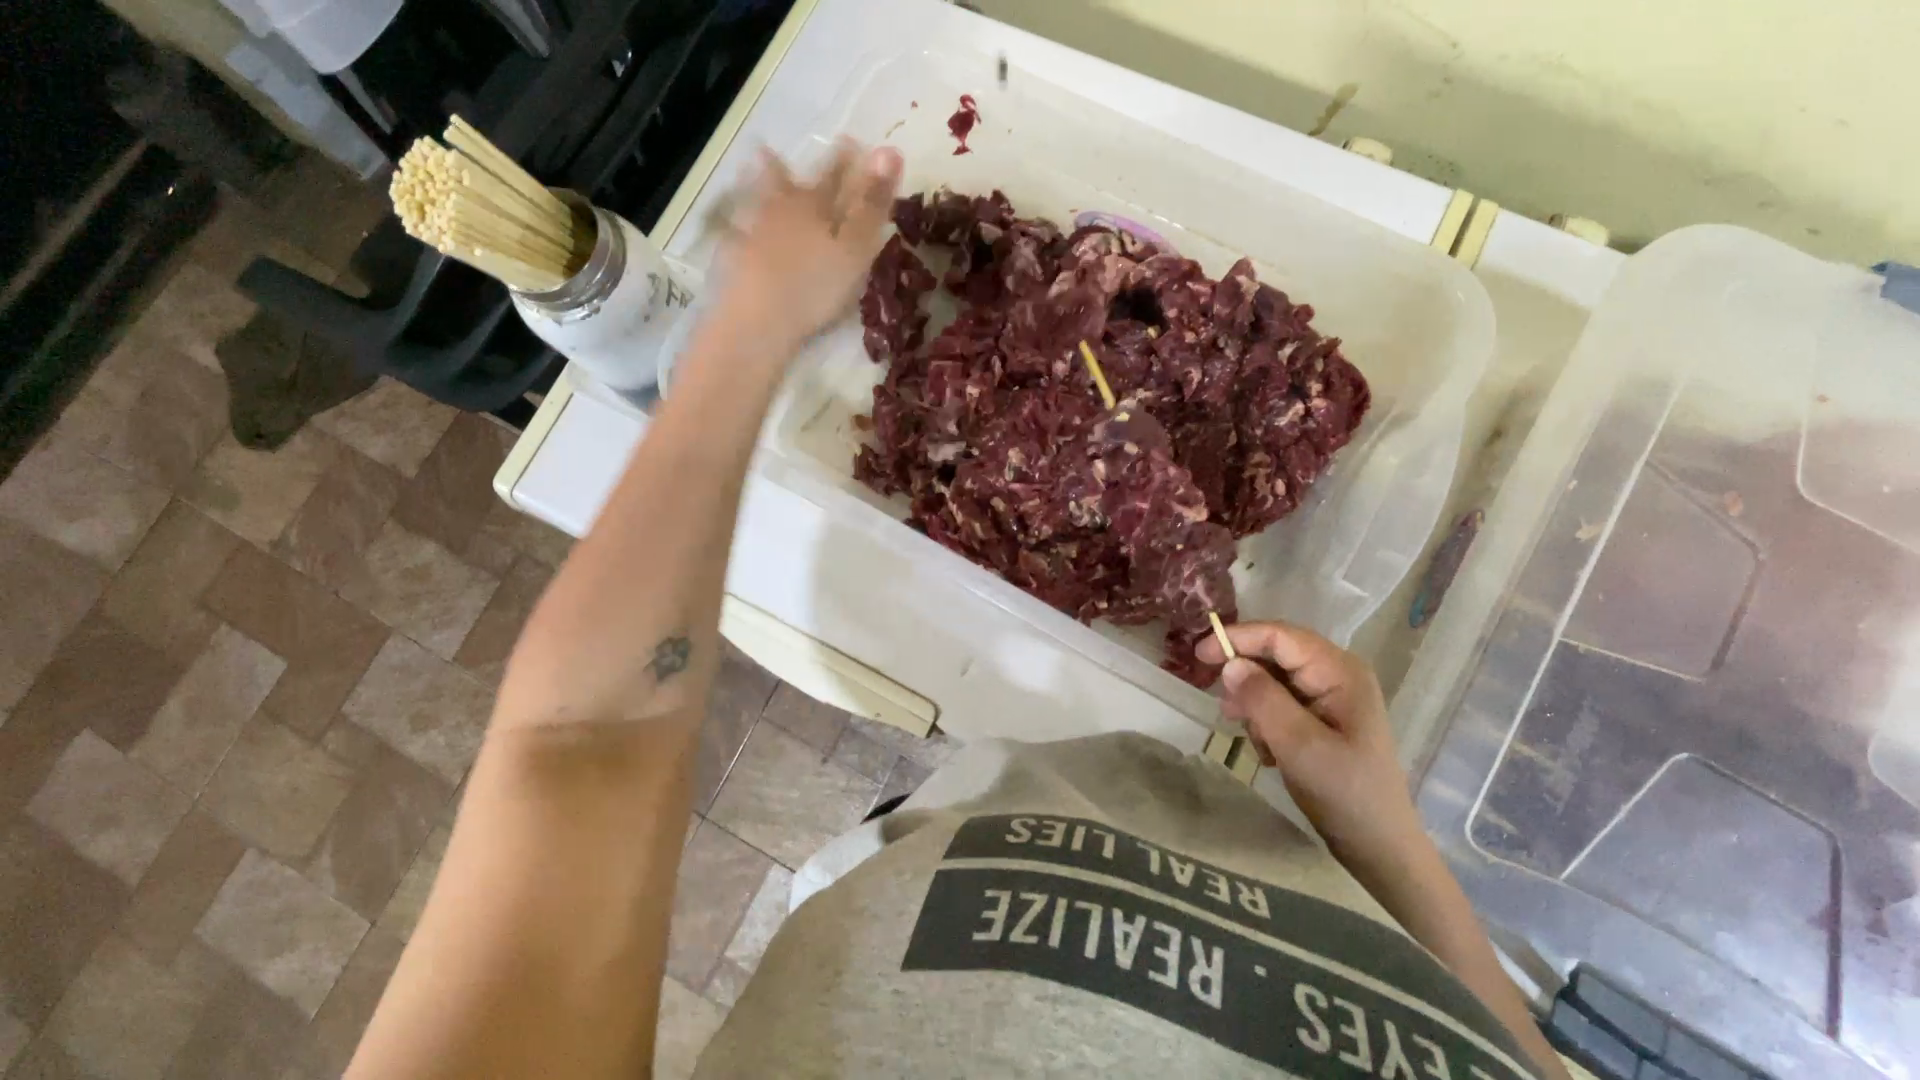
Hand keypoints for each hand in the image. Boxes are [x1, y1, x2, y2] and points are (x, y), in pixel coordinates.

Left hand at [716, 138, 903, 349]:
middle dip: (787, 165)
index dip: (844, 160)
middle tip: (772, 147)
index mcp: (814, 206)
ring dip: (755, 182)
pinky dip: (733, 223)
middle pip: (786, 181)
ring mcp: (752, 232)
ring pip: (756, 200)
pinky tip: (730, 221)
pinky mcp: (733, 258)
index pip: (833, 175)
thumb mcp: (856, 247)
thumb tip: (891, 149)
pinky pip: (733, 232)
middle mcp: (780, 210)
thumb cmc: (815, 286)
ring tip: (751, 166)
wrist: (758, 320)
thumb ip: (873, 202)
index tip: (850, 141)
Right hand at [1196, 622, 1422, 866]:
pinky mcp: (1322, 719)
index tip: (1198, 656)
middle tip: (1227, 712)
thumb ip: (1263, 699)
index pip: (1280, 636)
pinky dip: (1266, 722)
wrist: (1378, 846)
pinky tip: (1268, 752)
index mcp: (1339, 671)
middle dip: (1246, 679)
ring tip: (1254, 740)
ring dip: (1255, 705)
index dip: (1238, 639)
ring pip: (1273, 680)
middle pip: (1275, 655)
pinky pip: (1280, 703)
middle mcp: (1336, 674)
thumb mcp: (1299, 745)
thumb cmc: (1345, 793)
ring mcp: (1331, 697)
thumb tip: (1229, 664)